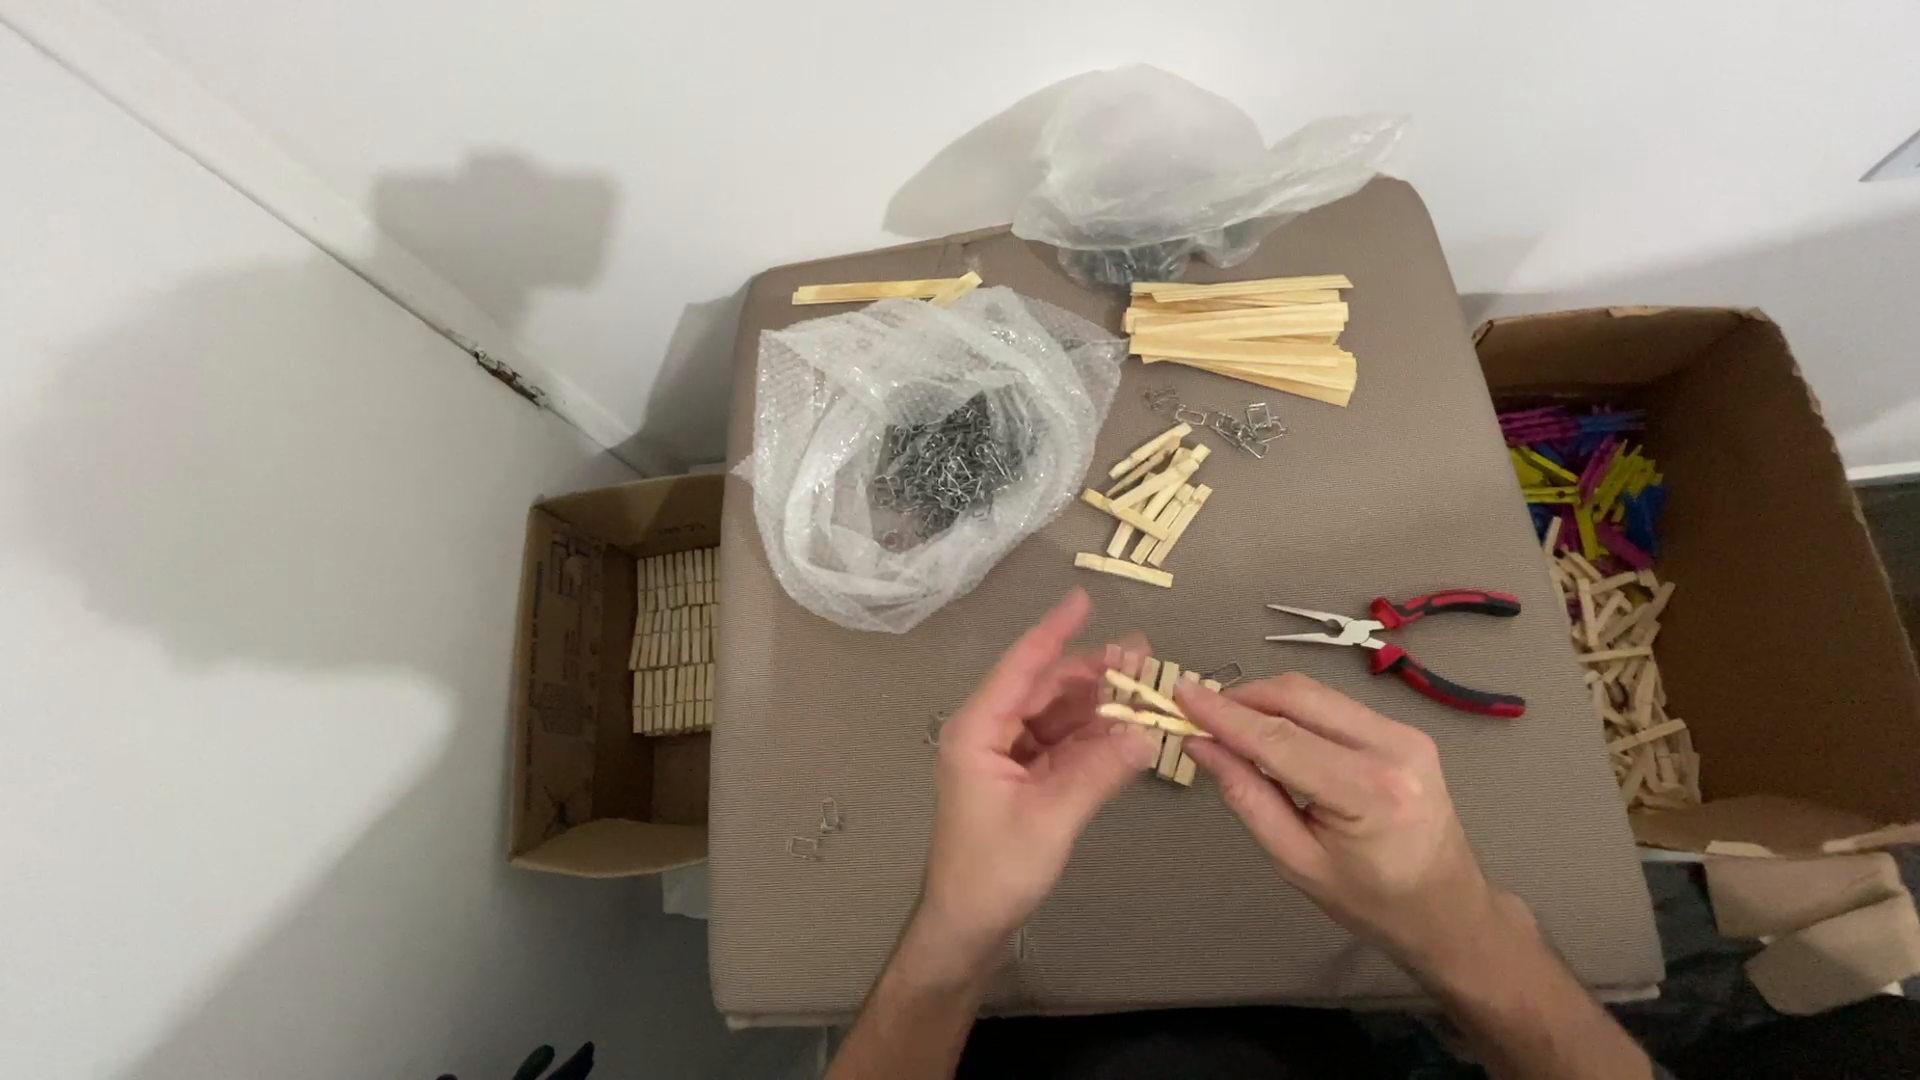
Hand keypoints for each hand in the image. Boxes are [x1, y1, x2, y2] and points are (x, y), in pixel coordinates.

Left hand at [914, 588, 1159, 970]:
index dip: (1052, 632)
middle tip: (1139, 653)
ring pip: (1054, 714)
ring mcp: (1005, 753)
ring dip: (1095, 701)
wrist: (968, 925)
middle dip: (1089, 670)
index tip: (1082, 599)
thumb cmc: (994, 871)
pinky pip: (1060, 743)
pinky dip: (1091, 735)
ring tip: (1140, 682)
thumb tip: (1146, 733)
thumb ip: (1098, 772)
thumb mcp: (1049, 820)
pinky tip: (1124, 726)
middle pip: (1042, 688)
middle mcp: (988, 731)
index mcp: (977, 730)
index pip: (1020, 668)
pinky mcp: (1022, 776)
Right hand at [1179, 674, 1524, 973]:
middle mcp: (1392, 749)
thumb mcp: (1295, 860)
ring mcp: (1403, 733)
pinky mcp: (1402, 728)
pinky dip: (1289, 707)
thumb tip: (1199, 744)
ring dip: (1262, 699)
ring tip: (1228, 723)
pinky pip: (1329, 702)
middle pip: (1296, 697)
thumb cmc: (1370, 900)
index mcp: (1369, 792)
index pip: (1278, 737)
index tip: (1180, 693)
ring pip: (1311, 692)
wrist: (1450, 910)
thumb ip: (1245, 795)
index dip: (1223, 713)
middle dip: (1240, 697)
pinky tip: (1268, 729)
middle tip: (1198, 712)